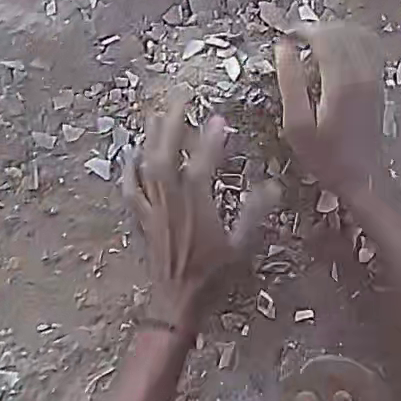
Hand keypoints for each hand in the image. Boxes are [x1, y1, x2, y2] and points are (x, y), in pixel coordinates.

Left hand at [123, 91, 279, 324]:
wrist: (176, 302)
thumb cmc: (212, 275)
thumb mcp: (241, 246)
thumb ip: (255, 213)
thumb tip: (272, 185)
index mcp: (197, 205)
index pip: (202, 164)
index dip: (211, 140)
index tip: (220, 117)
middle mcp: (171, 201)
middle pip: (167, 154)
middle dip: (172, 123)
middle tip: (180, 98)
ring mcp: (153, 208)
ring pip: (146, 166)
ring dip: (151, 138)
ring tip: (156, 114)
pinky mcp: (142, 218)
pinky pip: (130, 190)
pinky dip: (129, 170)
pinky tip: (130, 156)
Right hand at [275, 24, 386, 197]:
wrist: (362, 177)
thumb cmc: (324, 156)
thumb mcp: (296, 124)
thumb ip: (289, 82)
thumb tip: (282, 48)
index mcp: (341, 82)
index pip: (325, 37)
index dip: (304, 30)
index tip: (287, 36)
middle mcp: (363, 74)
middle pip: (342, 32)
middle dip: (318, 30)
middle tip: (296, 40)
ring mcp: (374, 78)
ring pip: (358, 36)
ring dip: (335, 33)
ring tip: (313, 45)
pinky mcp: (378, 83)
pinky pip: (369, 48)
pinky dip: (351, 41)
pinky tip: (336, 53)